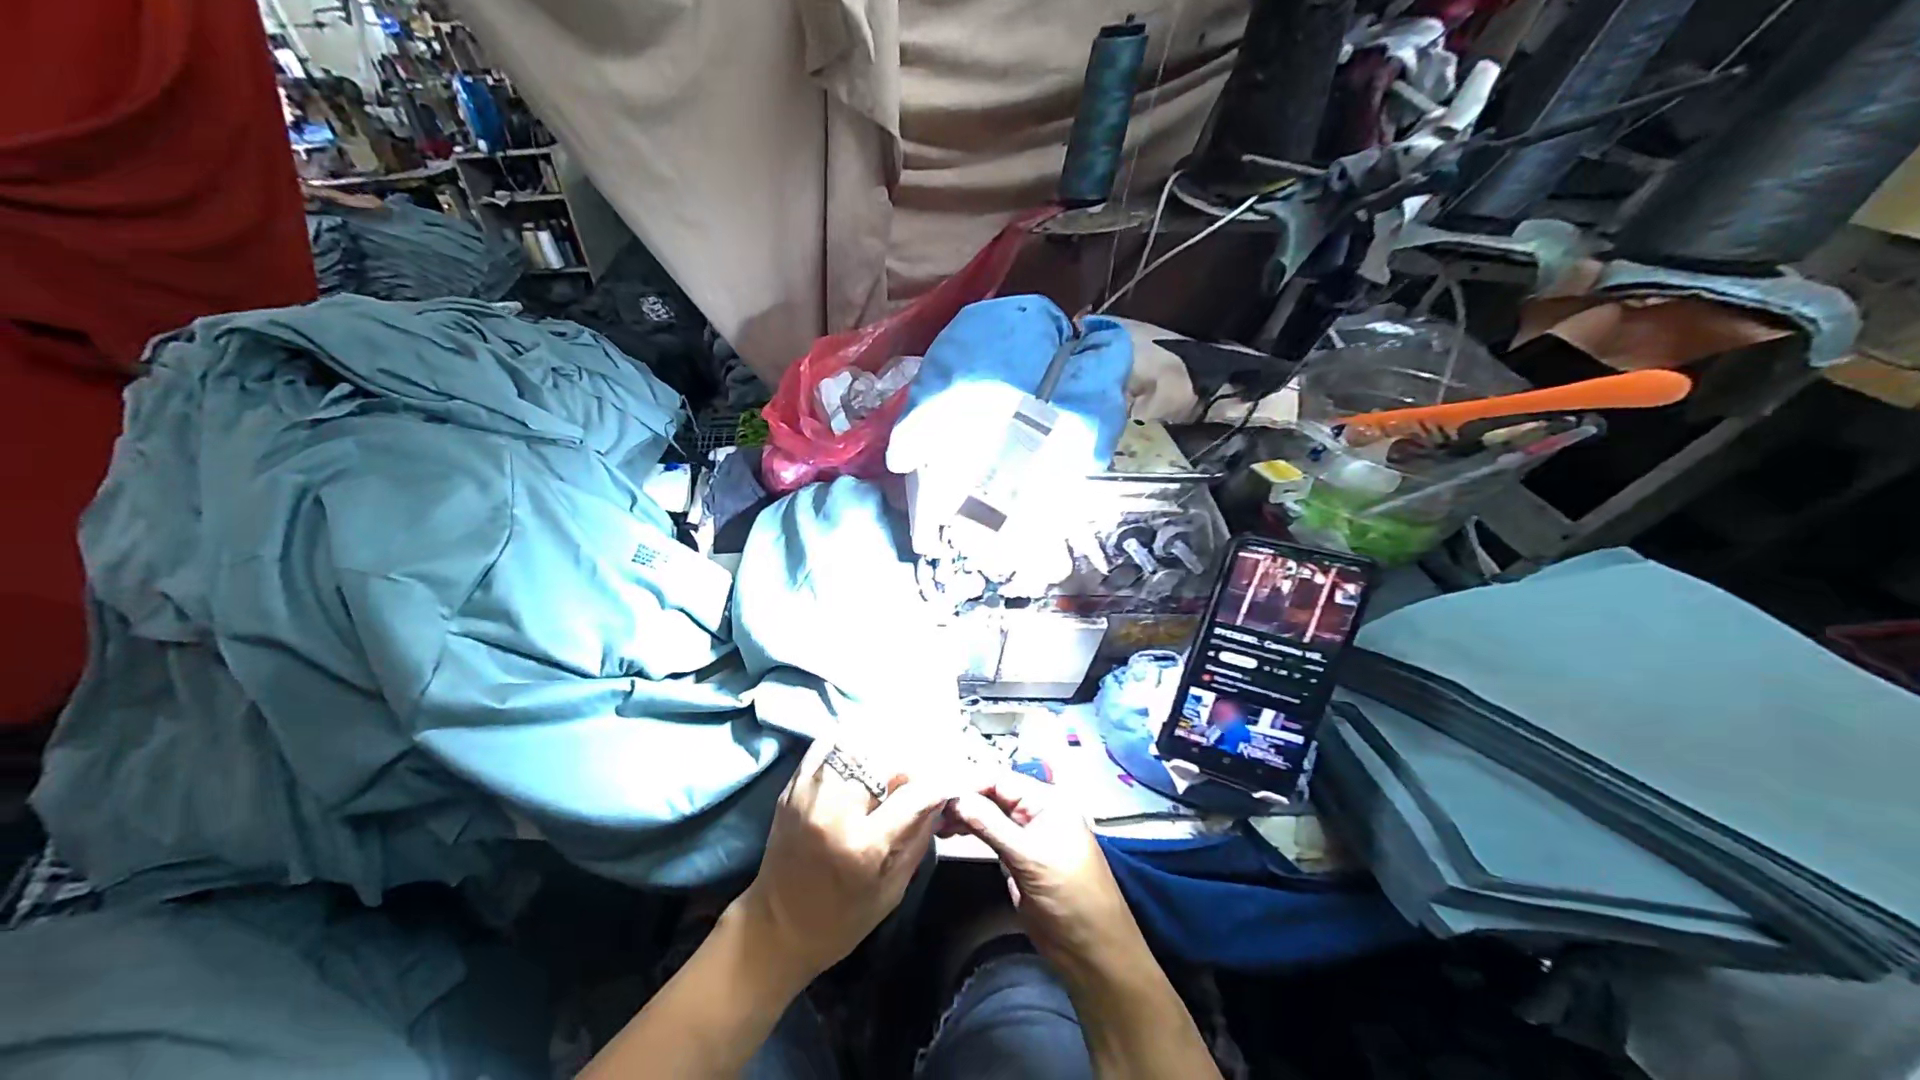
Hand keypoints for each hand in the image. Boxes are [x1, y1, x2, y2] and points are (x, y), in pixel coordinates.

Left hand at [734, 738, 950, 982]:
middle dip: (916, 757)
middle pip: (886, 756)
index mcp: (862, 846)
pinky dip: (853, 741)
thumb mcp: (892, 889)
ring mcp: (808, 793)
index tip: (961, 776)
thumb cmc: (841, 919)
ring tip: (900, 755)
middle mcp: (833, 811)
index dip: (944, 781)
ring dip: (885, 744)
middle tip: (929, 765)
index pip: (916, 794)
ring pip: (857, 742)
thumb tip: (941, 796)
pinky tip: (868, 750)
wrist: (776, 927)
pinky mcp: (793, 785)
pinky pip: (827, 744)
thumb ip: (919, 837)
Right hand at [947, 772, 1143, 975]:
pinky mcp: (1019, 858)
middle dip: (963, 798)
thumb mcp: (1029, 858)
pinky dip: (971, 832)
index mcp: (1047, 802)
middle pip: (993, 794)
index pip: (1001, 780)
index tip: (935, 791)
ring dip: (963, 815)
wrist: (1092, 951)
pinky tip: (950, 834)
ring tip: (934, 823)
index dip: (968, 783)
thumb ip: (991, 826)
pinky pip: (991, 836)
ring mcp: (1027, 836)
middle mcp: (1037, 813)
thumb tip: (956, 797)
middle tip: (929, 809)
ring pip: (989, 815)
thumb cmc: (1069, 897)